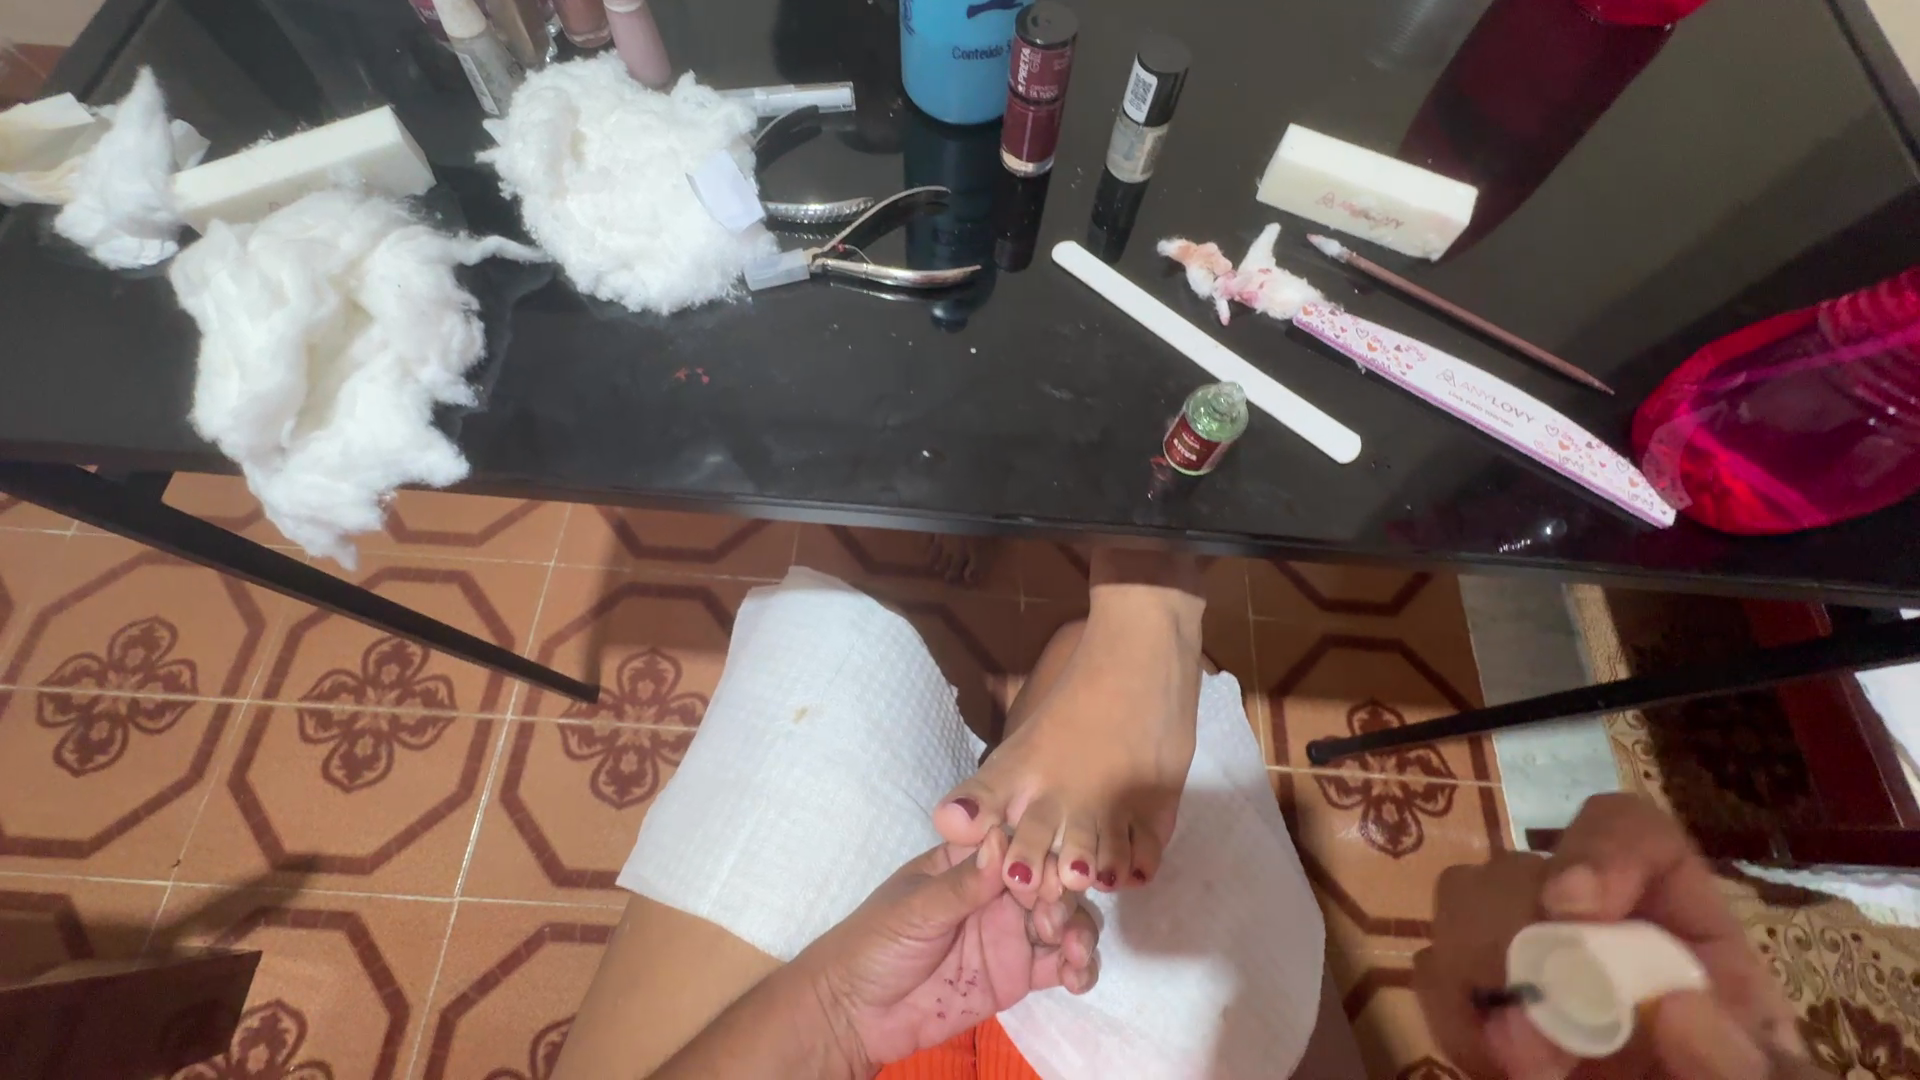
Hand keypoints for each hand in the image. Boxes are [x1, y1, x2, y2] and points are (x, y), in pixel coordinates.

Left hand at [795, 829, 1099, 1071]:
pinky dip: (1078, 966)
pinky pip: (1058, 964)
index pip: (1016, 846)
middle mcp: (996, 891)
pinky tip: (1076, 977)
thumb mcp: (916, 908)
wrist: (857, 1014)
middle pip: (1047, 880)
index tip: (1050, 875)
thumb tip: (1001, 841)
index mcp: (969, 862)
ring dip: (1079, 929)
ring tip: (1074, 952)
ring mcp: (1009, 932)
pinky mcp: (1018, 973)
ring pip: (1061, 919)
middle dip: (1064, 896)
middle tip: (1057, 920)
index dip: (1039, 855)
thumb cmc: (876, 943)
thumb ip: (962, 884)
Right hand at [1412, 794, 1813, 1079]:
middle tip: (1539, 1026)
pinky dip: (1454, 1020)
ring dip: (1477, 974)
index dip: (1597, 849)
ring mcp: (1523, 957)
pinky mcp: (1478, 1002)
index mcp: (1677, 929)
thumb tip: (1676, 1008)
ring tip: (1522, 1060)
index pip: (1630, 833)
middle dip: (1514, 933)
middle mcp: (1586, 923)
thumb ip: (1749, 1067)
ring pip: (1462, 902)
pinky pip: (1434, 971)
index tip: (1570, 907)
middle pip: (1522, 867)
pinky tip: (1492, 1065)